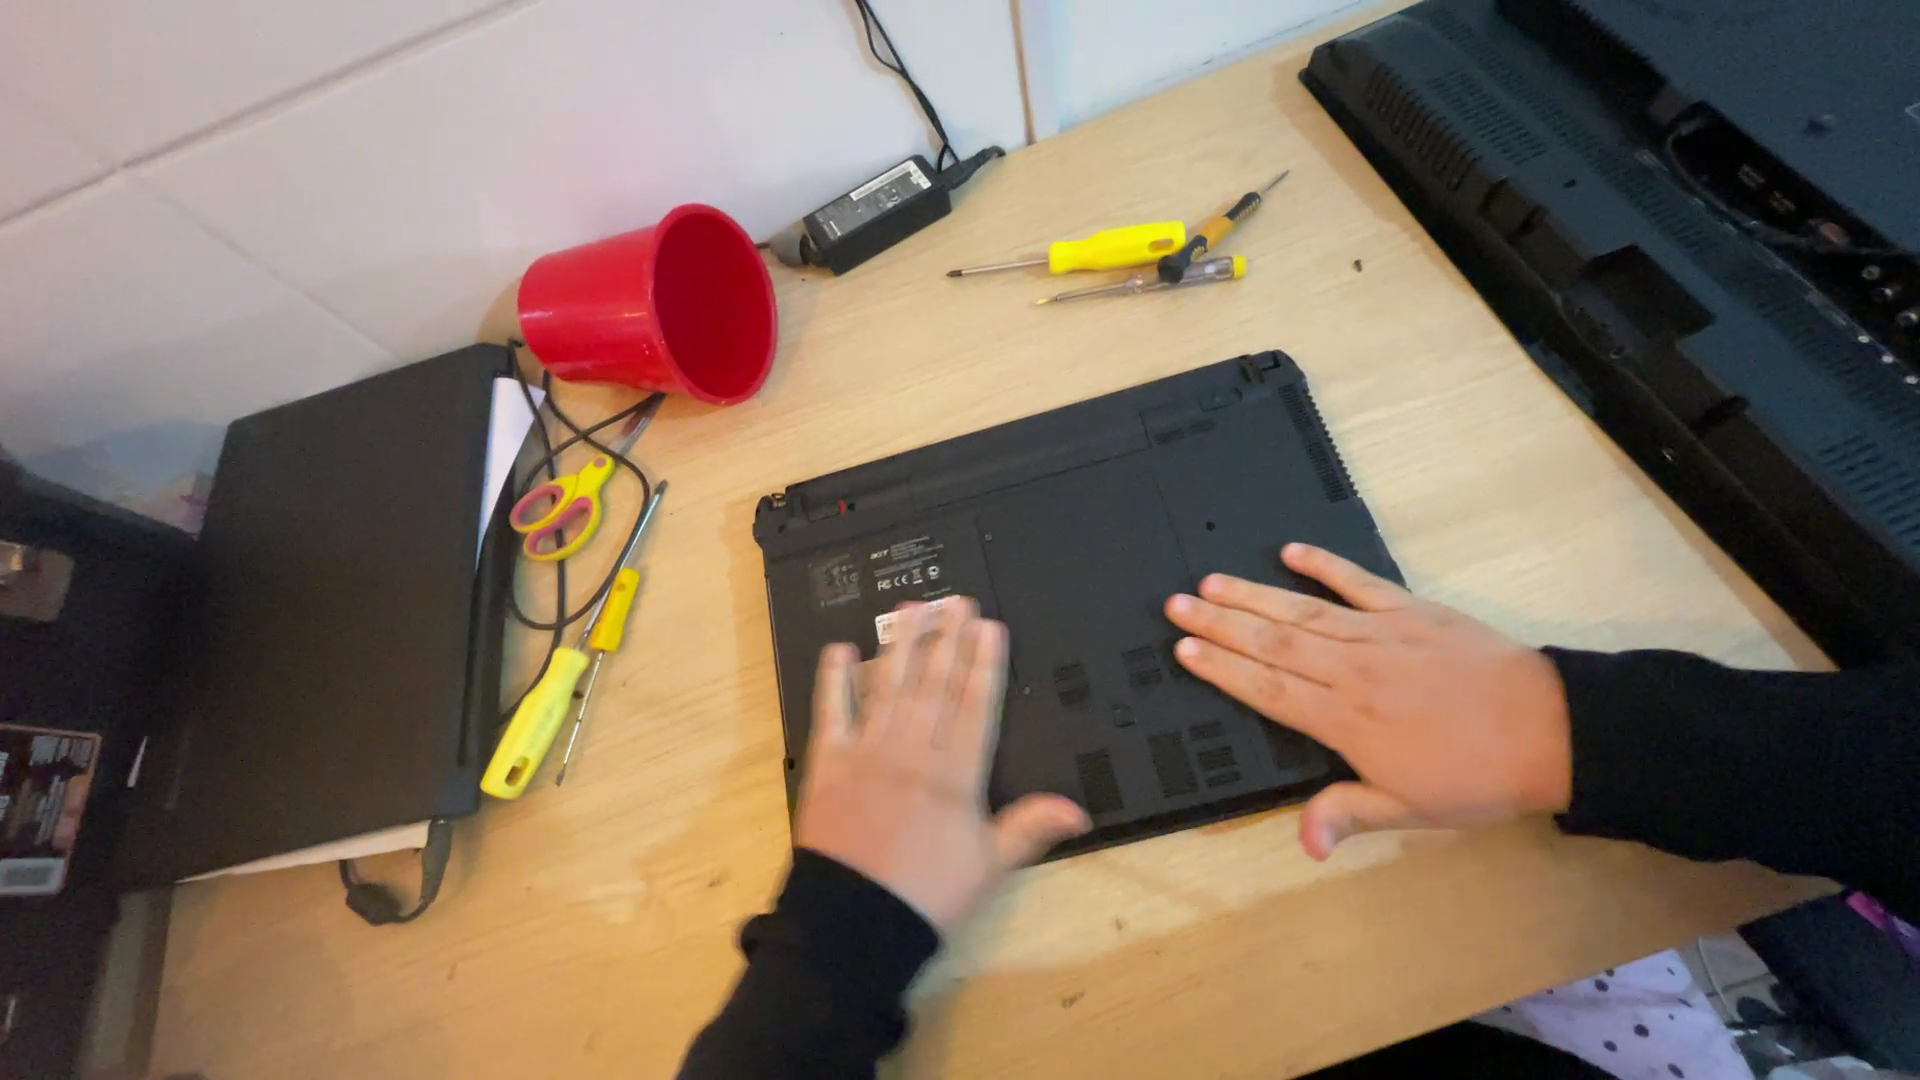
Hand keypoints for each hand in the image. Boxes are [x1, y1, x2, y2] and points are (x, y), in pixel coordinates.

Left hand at [794, 598, 1091, 931]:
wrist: (854, 923)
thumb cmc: (927, 893)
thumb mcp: (989, 866)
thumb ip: (1031, 827)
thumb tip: (1081, 810)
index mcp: (955, 774)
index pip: (975, 704)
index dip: (983, 662)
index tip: (987, 626)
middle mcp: (913, 751)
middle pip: (934, 684)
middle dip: (947, 638)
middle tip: (954, 600)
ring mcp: (868, 751)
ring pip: (890, 686)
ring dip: (901, 645)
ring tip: (911, 609)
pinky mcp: (829, 762)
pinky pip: (832, 712)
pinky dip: (834, 680)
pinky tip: (840, 649)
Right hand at [1164, 544, 1571, 858]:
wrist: (1554, 731)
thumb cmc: (1476, 776)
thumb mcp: (1412, 810)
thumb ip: (1349, 814)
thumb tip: (1303, 845)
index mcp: (1344, 719)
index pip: (1267, 687)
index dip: (1222, 668)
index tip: (1184, 648)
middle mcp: (1349, 670)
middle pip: (1271, 642)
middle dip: (1219, 623)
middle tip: (1177, 604)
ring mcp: (1377, 633)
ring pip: (1300, 610)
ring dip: (1252, 595)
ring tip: (1210, 582)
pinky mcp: (1409, 609)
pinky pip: (1358, 582)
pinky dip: (1324, 564)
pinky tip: (1291, 550)